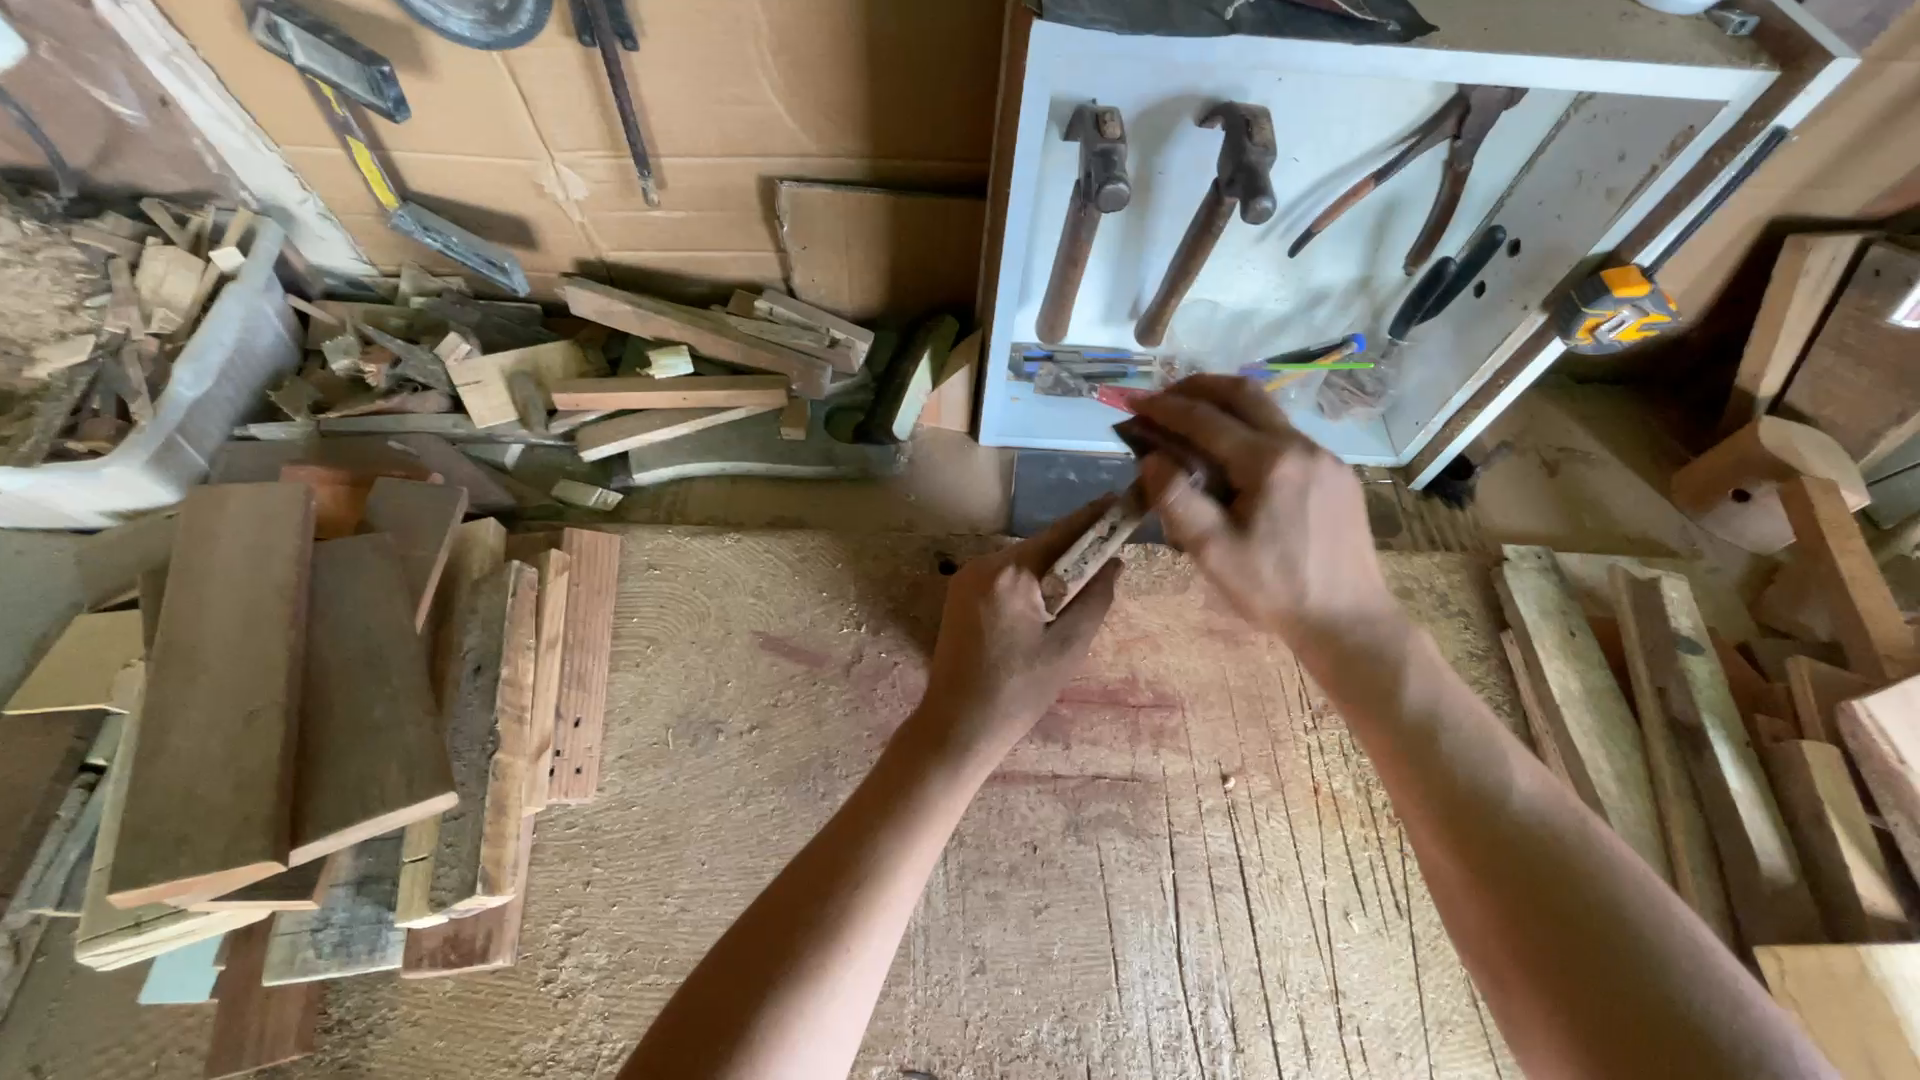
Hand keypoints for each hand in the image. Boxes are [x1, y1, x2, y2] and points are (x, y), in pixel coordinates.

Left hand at [910, 499, 1122, 766]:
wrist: (956, 725)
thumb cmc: (1018, 692)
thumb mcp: (1068, 646)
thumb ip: (1095, 598)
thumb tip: (1114, 562)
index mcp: (1010, 573)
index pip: (1062, 533)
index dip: (1094, 517)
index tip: (1120, 500)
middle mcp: (983, 565)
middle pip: (1040, 546)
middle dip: (1074, 549)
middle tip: (1110, 550)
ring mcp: (965, 579)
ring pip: (1021, 562)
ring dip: (1051, 568)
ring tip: (1084, 582)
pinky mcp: (958, 596)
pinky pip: (1003, 578)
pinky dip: (1028, 582)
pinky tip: (1048, 601)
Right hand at [1133, 374, 1394, 642]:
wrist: (1348, 619)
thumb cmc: (1274, 590)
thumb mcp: (1213, 552)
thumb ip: (1176, 499)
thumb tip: (1151, 458)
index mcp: (1269, 462)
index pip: (1206, 419)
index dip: (1164, 408)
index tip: (1133, 402)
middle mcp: (1302, 447)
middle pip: (1244, 394)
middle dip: (1197, 388)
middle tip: (1162, 398)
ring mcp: (1325, 458)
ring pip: (1269, 413)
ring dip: (1226, 407)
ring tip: (1191, 422)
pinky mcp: (1337, 475)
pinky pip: (1286, 437)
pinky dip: (1251, 431)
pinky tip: (1234, 458)